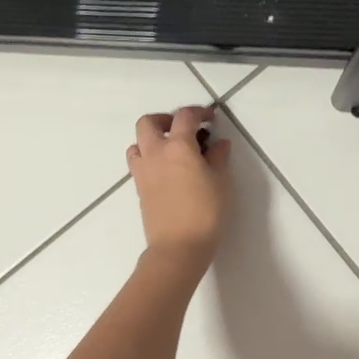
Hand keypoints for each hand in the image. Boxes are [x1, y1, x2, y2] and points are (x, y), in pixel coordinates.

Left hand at [127, 106, 231, 267]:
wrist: (178, 247)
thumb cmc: (205, 212)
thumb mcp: (221, 182)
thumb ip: (218, 158)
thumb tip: (218, 144)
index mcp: (177, 146)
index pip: (184, 116)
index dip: (198, 112)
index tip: (210, 118)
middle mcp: (155, 153)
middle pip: (148, 122)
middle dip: (165, 120)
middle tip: (184, 130)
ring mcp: (142, 171)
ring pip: (137, 143)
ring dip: (152, 139)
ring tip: (172, 151)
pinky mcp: (138, 188)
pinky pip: (137, 163)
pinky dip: (149, 158)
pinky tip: (166, 171)